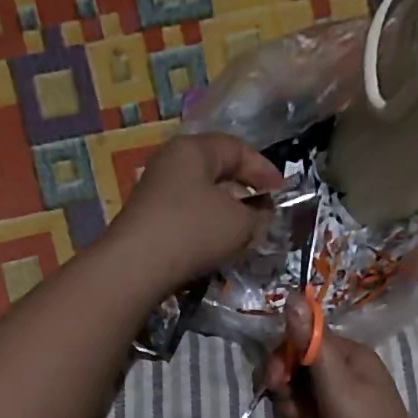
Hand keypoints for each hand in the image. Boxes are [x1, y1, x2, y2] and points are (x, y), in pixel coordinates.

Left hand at [104, 133, 281, 285]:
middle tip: (264, 218)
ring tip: (243, 239)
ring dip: (224, 218)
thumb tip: (261, 217)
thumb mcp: (239, 223)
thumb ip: (258, 217)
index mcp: (193, 149)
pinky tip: (214, 253)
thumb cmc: (192, 232)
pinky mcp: (146, 225)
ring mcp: (154, 196)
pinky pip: (184, 222)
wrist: (134, 268)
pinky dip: (203, 233)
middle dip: (244, 196)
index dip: (264, 169)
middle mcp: (169, 166)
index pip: (237, 149)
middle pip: (216, 175)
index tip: (283, 192)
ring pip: (200, 201)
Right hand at [266, 299, 417, 417]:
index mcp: (347, 353)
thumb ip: (310, 341)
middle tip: (292, 411)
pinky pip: (303, 417)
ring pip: (295, 396)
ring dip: (290, 413)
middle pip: (293, 370)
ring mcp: (338, 399)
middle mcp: (342, 371)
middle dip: (285, 392)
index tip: (273, 384)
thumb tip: (294, 294)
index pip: (300, 341)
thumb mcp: (334, 380)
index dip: (280, 361)